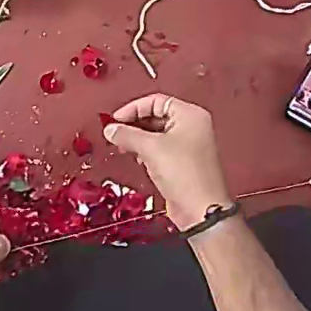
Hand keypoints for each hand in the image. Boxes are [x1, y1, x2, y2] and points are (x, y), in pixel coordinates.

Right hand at [104, 94, 234, 230]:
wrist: (200, 208)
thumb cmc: (185, 174)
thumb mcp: (151, 148)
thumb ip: (127, 135)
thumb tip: (110, 129)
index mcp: (190, 115)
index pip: (157, 101)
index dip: (134, 108)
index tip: (116, 119)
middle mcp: (192, 126)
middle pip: (157, 116)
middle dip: (134, 124)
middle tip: (116, 133)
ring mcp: (189, 144)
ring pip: (157, 133)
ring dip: (138, 138)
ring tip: (123, 146)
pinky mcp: (183, 161)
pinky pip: (161, 148)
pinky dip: (147, 151)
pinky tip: (137, 158)